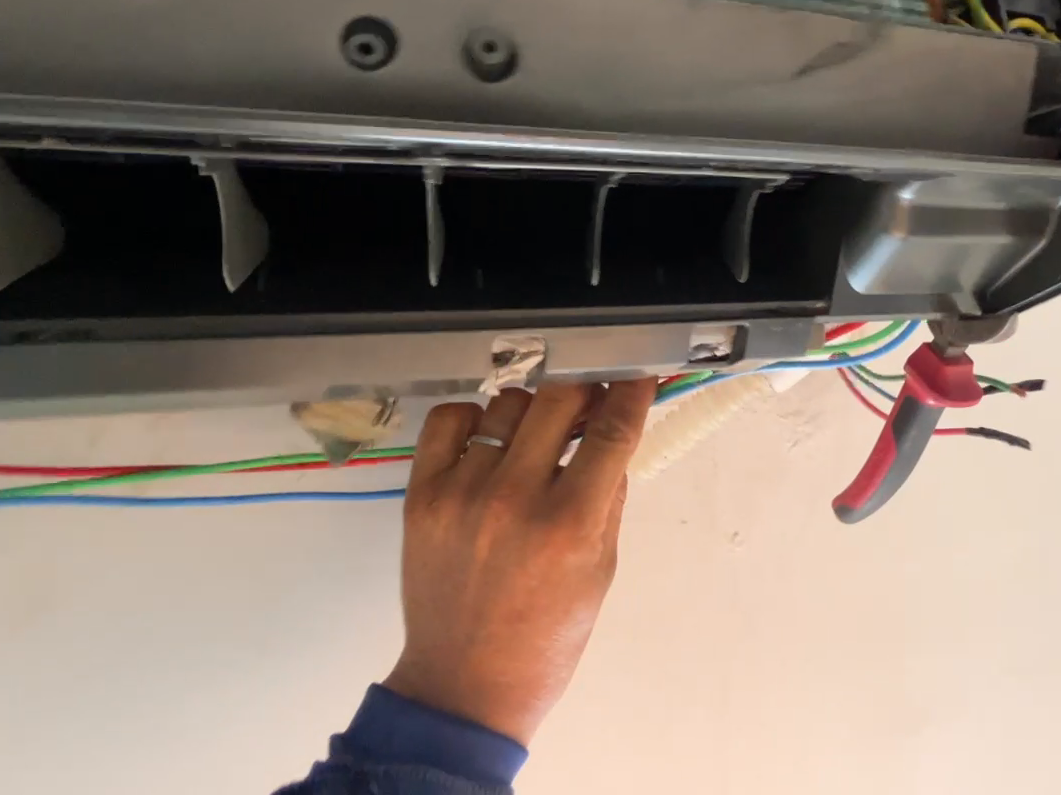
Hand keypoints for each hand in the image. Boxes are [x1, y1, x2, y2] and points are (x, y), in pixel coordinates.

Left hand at [382, 380, 654, 744]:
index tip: (638, 374)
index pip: (612, 431)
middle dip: (586, 389)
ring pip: (508, 403)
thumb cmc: (548, 636)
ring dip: (535, 408)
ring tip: (537, 433)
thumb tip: (612, 437)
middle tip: (591, 402)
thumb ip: (608, 497)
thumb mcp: (601, 570)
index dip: (632, 392)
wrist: (464, 685)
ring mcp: (462, 492)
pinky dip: (475, 418)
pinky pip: (450, 420)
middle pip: (560, 399)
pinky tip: (489, 440)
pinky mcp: (421, 494)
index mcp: (570, 525)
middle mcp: (516, 498)